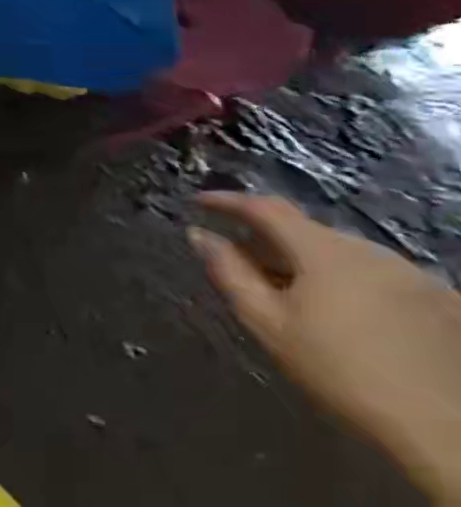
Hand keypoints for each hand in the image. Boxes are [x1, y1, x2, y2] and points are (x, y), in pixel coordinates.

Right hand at [191, 192, 460, 501]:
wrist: (445, 431)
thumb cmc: (340, 370)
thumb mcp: (267, 321)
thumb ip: (229, 271)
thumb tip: (200, 234)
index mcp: (327, 253)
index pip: (266, 208)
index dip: (227, 201)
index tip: (196, 203)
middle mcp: (374, 254)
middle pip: (307, 229)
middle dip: (268, 237)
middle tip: (239, 258)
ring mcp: (417, 278)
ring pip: (344, 251)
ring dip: (308, 257)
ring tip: (288, 286)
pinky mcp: (445, 303)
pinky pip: (379, 273)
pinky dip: (346, 276)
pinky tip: (341, 307)